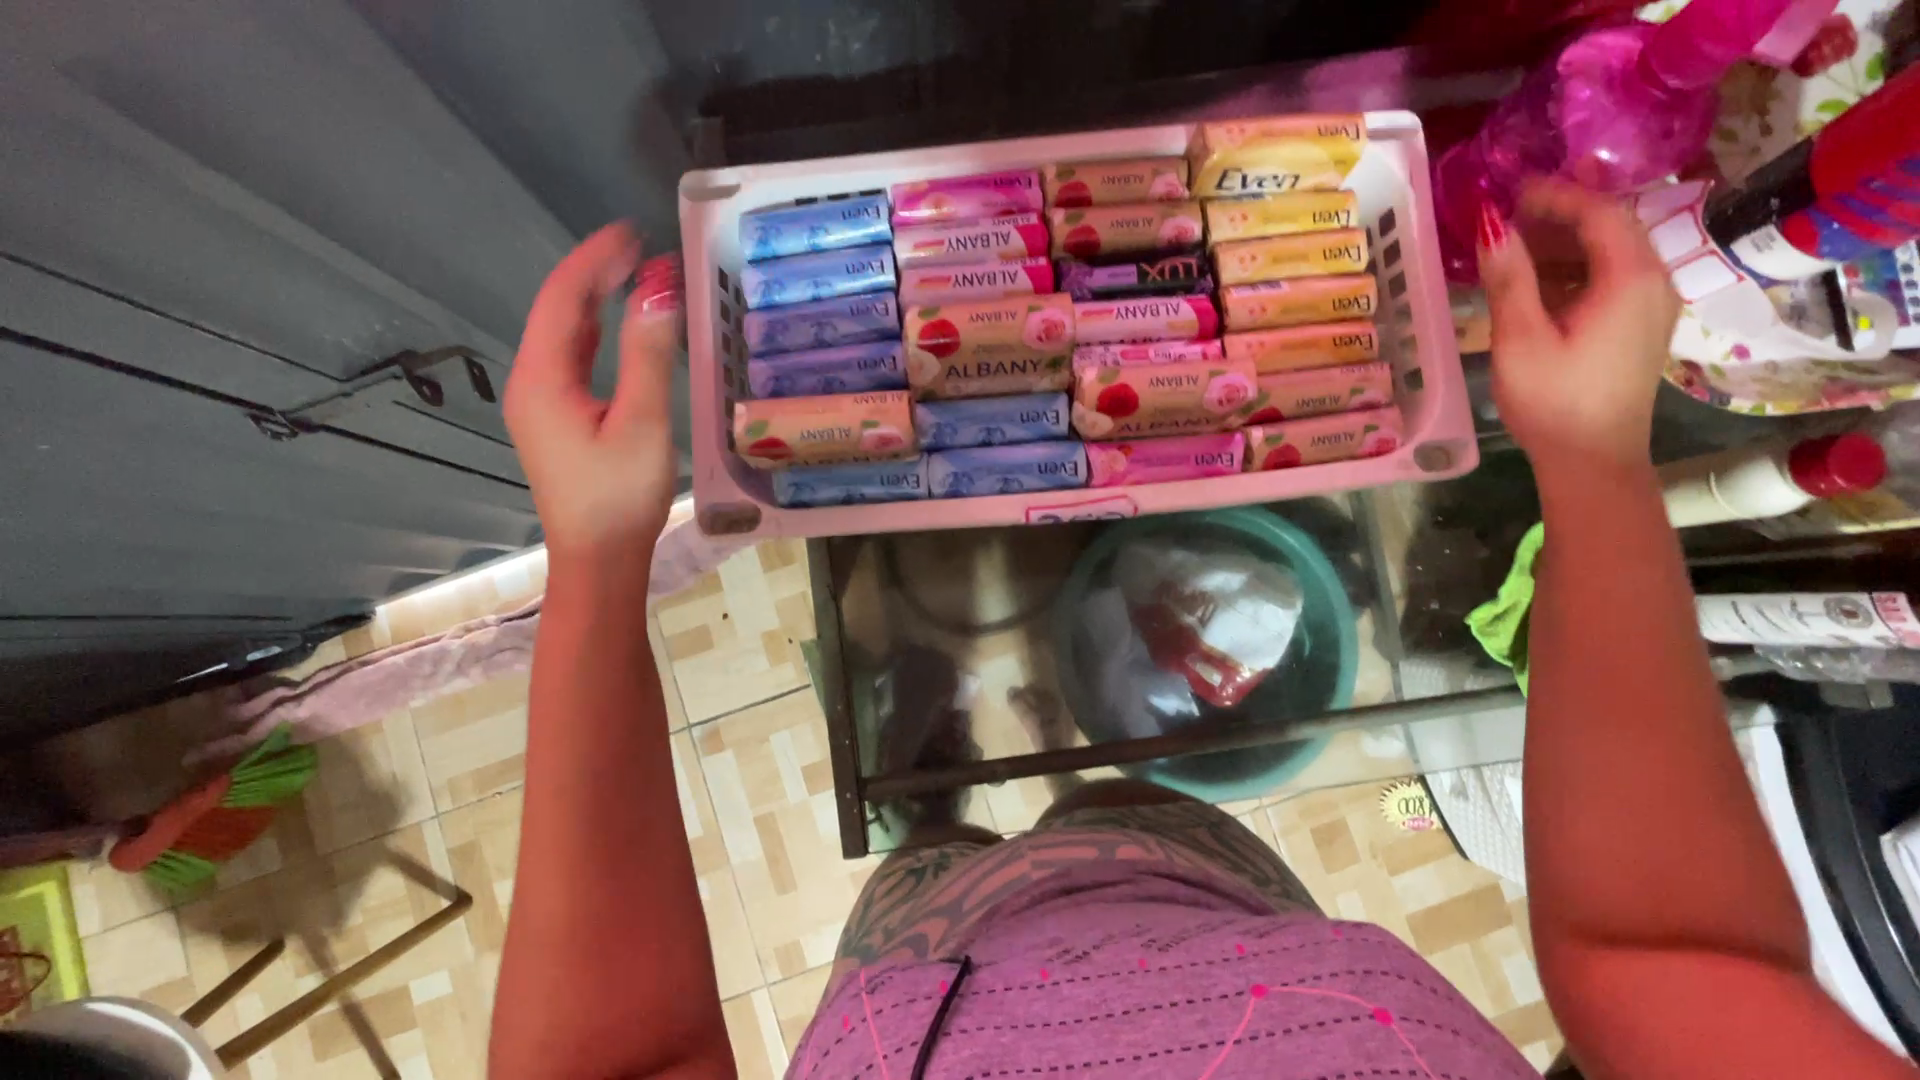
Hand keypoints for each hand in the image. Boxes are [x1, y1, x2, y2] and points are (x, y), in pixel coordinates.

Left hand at [505, 224, 683, 560]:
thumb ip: (647, 354)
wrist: (598, 557)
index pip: (562, 298)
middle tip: (638, 247)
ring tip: (632, 275)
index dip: (594, 260)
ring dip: (594, 302)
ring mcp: (540, 404)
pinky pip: (570, 360)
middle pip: (557, 312)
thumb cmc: (620, 494)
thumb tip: (659, 291)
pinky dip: (594, 334)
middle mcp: (531, 384)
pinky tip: (616, 327)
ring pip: (563, 336)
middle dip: (595, 275)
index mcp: (543, 378)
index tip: (631, 232)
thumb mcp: (641, 422)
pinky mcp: (556, 421)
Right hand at [1478, 179, 1678, 469]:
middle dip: (1560, 214)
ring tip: (1513, 244)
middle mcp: (1653, 282)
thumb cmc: (1553, 399)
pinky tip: (1535, 281)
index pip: (1600, 213)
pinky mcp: (1638, 327)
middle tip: (1508, 212)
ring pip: (1610, 254)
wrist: (1592, 459)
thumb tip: (1492, 227)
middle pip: (1611, 228)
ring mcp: (1650, 306)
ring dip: (1563, 243)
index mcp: (1630, 278)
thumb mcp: (1521, 338)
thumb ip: (1509, 278)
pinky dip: (1572, 269)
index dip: (1557, 195)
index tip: (1512, 189)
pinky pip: (1609, 279)